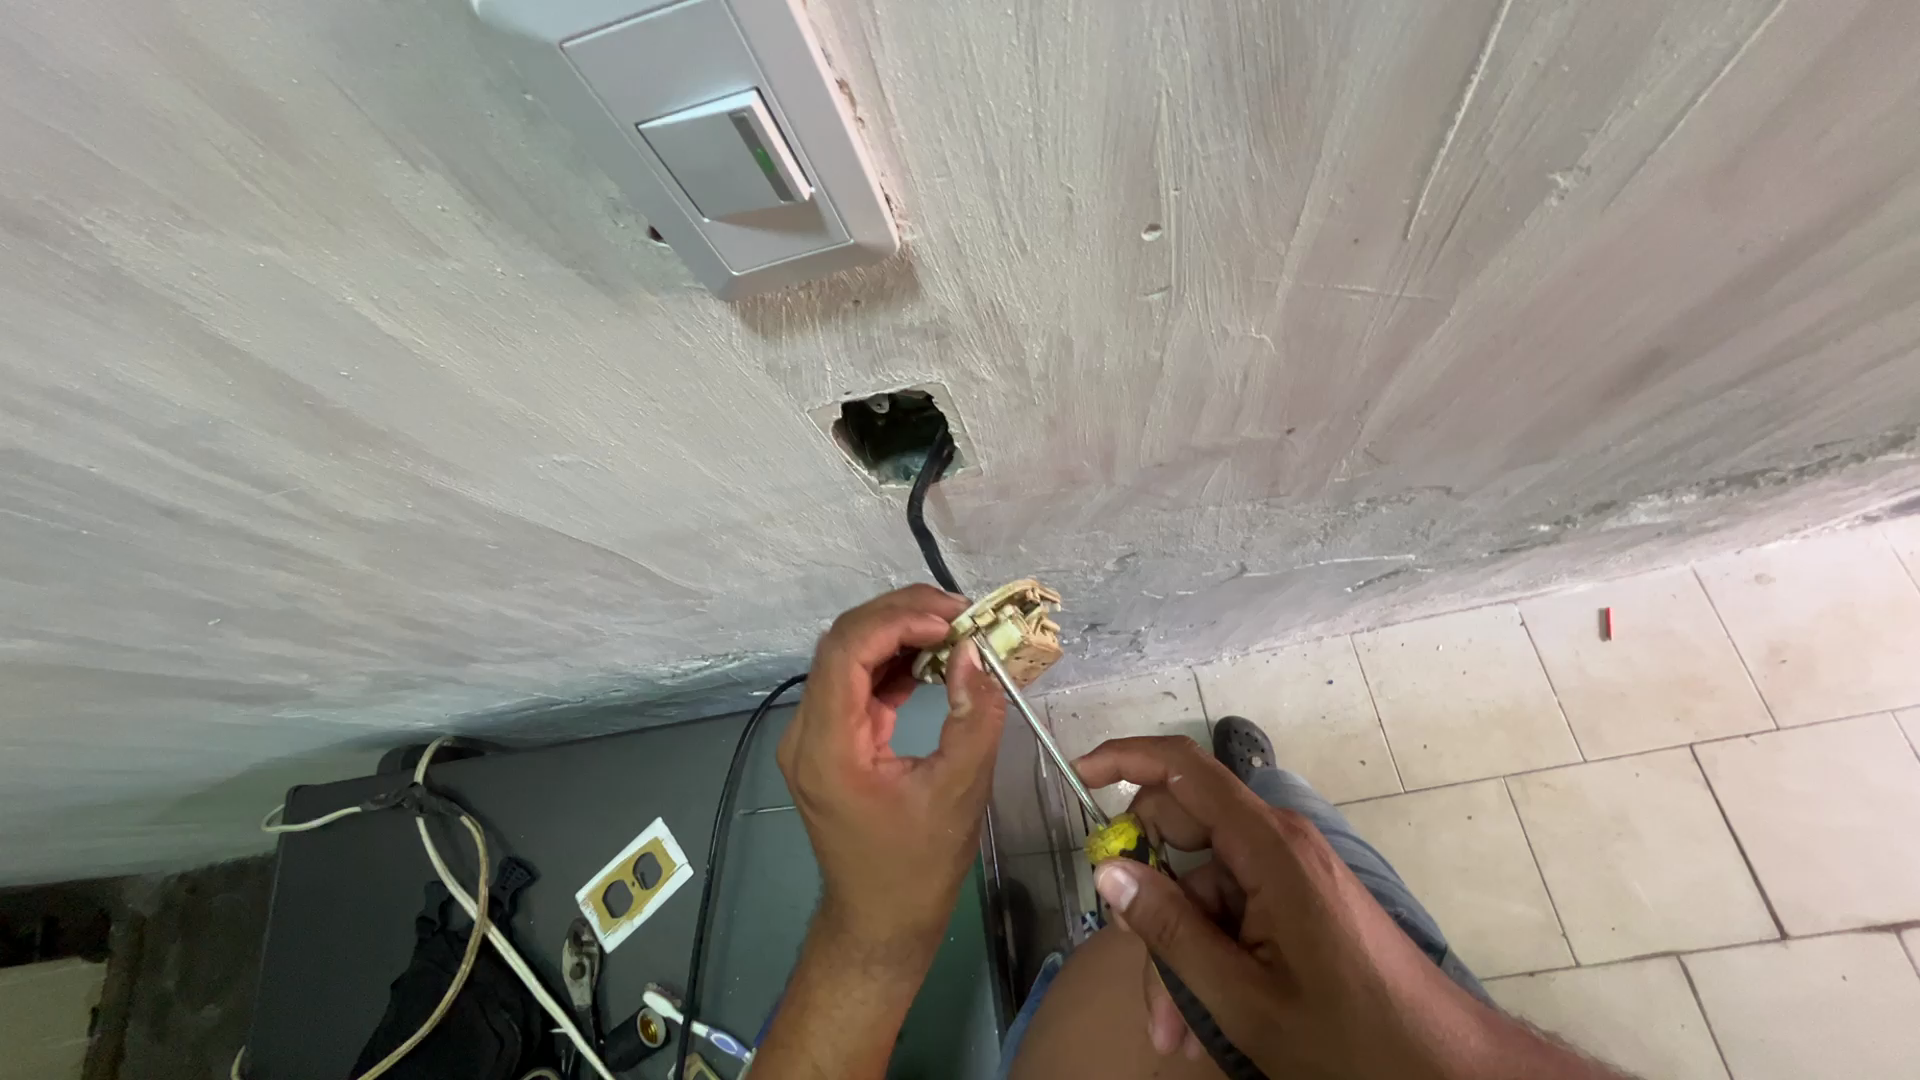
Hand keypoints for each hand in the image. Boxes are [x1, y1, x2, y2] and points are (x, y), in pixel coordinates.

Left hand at [777, 585, 1008, 960]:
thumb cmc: (918, 867)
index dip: (897, 620)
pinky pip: (857, 682)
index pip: (845, 651)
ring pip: (848, 656)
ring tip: (954, 628)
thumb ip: (974, 716)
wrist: (880, 922)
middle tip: (959, 612)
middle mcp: (806, 732)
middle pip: (842, 644)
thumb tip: (975, 652)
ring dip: (899, 633)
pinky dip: (894, 662)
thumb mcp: (961, 792)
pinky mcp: (831, 740)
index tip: (952, 619)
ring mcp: (813, 736)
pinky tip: (934, 658)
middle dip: (900, 615)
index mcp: (827, 748)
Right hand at [1074, 736, 1622, 1079]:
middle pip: (1181, 832)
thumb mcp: (1243, 998)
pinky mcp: (1292, 898)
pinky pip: (1229, 908)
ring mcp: (1284, 870)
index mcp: (1266, 846)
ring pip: (1200, 884)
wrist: (1449, 1073)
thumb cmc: (1352, 1038)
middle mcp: (1274, 842)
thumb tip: (1108, 872)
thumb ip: (1169, 930)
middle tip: (1129, 955)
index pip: (1182, 768)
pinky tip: (1200, 1021)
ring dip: (1176, 948)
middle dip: (1146, 895)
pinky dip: (1206, 955)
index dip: (1125, 758)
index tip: (1078, 775)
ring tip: (1173, 1031)